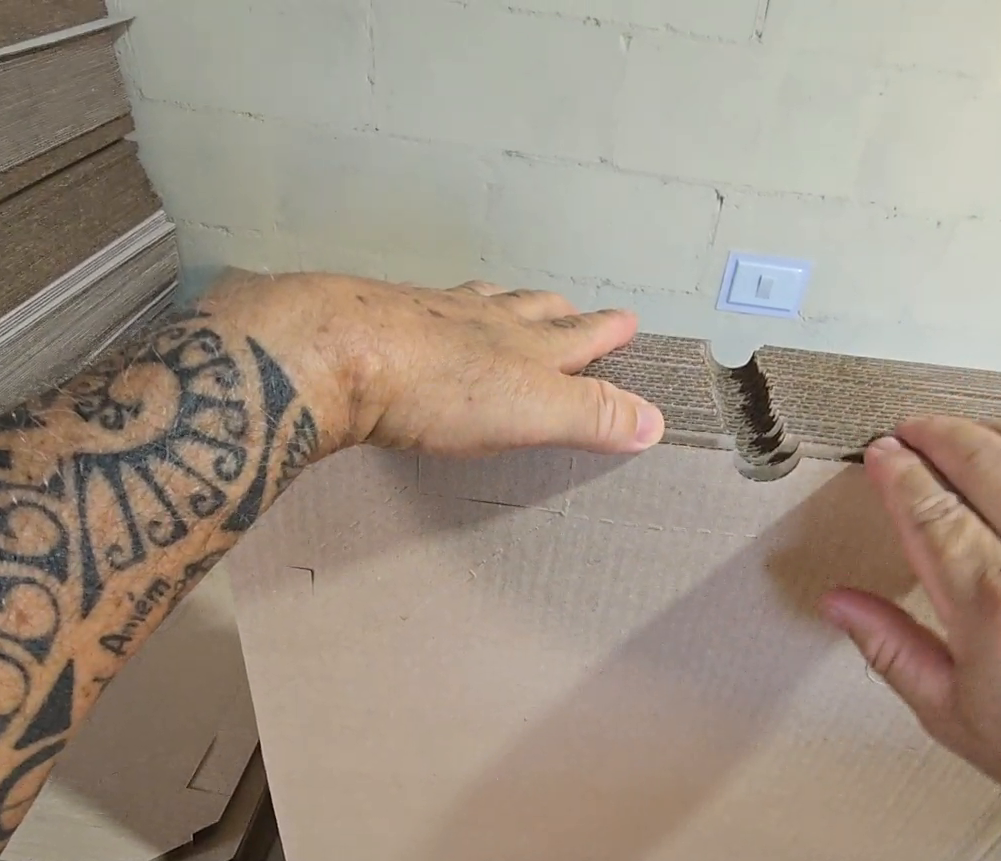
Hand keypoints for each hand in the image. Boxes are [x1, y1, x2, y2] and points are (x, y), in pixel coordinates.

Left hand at [194, 272, 661, 457]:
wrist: (344, 354)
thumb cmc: (442, 392)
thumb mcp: (531, 412)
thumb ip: (593, 416)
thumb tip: (657, 421)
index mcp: (524, 348)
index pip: (578, 337)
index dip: (605, 333)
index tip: (628, 321)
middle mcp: (484, 321)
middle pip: (533, 309)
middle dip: (562, 312)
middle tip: (576, 306)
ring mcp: (433, 314)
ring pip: (483, 301)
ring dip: (507, 301)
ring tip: (515, 298)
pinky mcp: (386, 320)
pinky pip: (429, 306)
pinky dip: (446, 306)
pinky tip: (433, 311)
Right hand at [819, 417, 1000, 849]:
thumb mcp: (955, 717)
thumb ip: (890, 647)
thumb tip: (838, 602)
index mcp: (994, 606)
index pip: (929, 507)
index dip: (896, 470)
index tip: (880, 455)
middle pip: (983, 458)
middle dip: (936, 432)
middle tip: (912, 429)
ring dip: (994, 429)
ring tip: (966, 431)